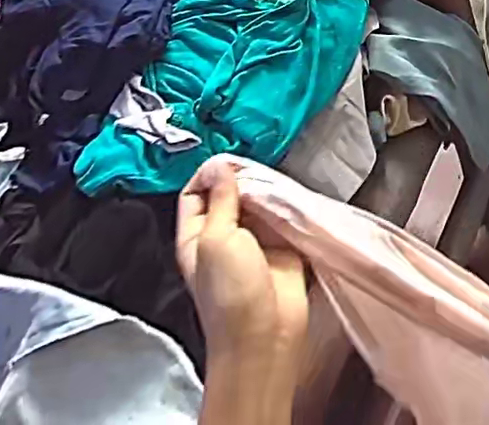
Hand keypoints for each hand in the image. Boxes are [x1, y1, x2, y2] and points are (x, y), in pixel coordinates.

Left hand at [177, 159, 309, 355]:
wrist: (266, 330)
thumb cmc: (231, 291)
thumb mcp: (217, 240)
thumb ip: (221, 200)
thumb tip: (220, 164)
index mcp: (196, 236)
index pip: (194, 194)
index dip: (208, 174)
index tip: (230, 159)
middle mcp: (223, 234)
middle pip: (230, 193)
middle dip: (244, 176)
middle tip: (260, 165)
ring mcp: (254, 239)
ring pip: (258, 200)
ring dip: (268, 187)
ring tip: (279, 176)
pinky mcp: (282, 241)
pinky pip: (282, 212)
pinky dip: (288, 200)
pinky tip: (293, 190)